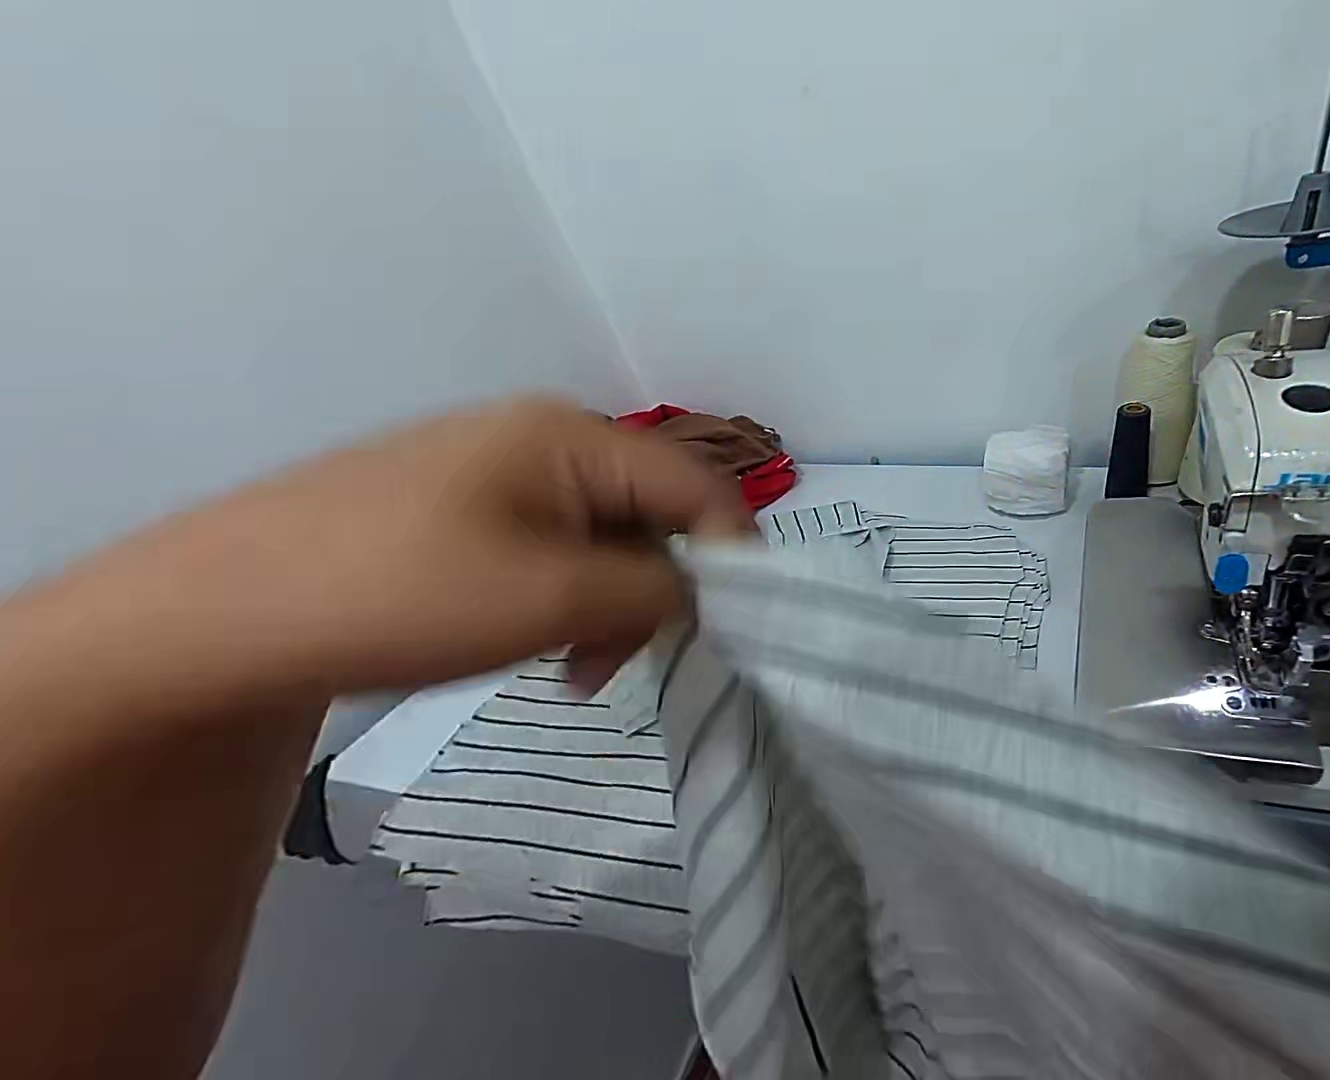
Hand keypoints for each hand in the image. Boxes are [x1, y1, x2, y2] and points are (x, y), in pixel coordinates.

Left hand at [13, 397, 752, 702]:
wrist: (203, 624)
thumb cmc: (399, 595)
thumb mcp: (555, 598)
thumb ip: (659, 589)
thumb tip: (704, 590)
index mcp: (574, 437)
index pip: (699, 485)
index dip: (732, 552)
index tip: (733, 622)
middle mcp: (550, 439)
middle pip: (656, 515)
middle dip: (660, 591)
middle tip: (628, 657)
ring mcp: (508, 471)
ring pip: (612, 539)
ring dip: (615, 606)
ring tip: (579, 668)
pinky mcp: (476, 508)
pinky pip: (564, 549)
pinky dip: (573, 600)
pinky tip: (545, 643)